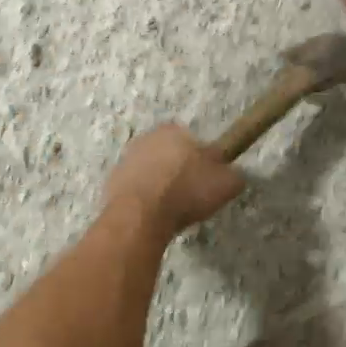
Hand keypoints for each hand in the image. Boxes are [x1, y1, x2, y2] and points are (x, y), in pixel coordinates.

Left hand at [103, 124, 243, 239]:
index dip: (202, 162)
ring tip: (172, 210)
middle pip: (170, 155)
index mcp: (173, 130)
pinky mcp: (112, 182)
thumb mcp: (226, 183)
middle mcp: (147, 137)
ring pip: (151, 171)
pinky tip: (153, 216)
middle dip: (179, 172)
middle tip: (191, 197)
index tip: (206, 182)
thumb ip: (233, 174)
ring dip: (160, 186)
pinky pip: (136, 189)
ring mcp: (126, 159)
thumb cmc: (185, 191)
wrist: (140, 215)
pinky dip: (144, 199)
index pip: (192, 141)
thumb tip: (232, 173)